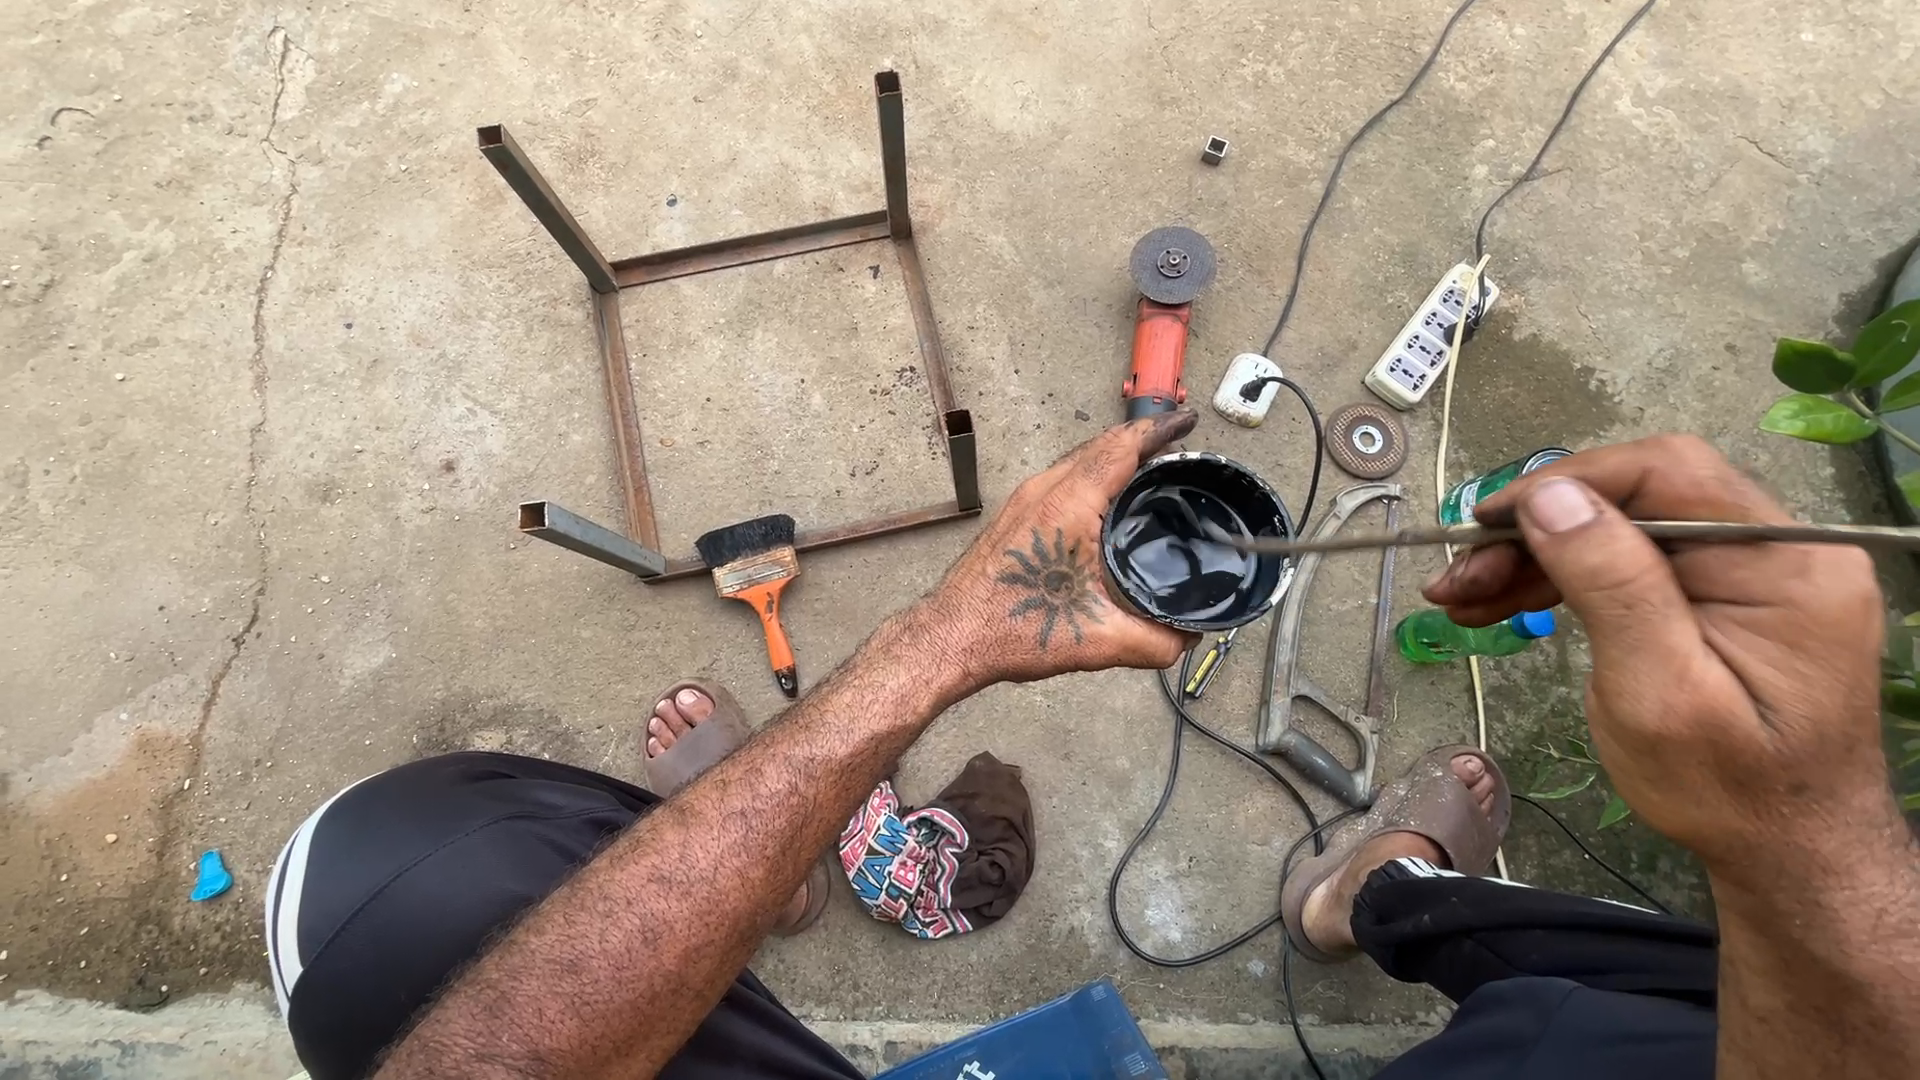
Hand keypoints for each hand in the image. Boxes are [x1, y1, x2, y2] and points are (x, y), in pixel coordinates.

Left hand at [925, 409, 1201, 690]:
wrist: (952, 635)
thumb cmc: (1011, 630)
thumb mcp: (1099, 642)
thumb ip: (1156, 642)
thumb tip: (1189, 638)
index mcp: (1068, 506)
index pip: (1121, 448)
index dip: (1159, 430)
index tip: (1187, 421)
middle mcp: (1043, 492)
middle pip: (1100, 446)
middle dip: (1141, 438)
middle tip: (1177, 443)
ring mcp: (1023, 500)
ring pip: (1076, 459)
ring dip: (1112, 454)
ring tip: (1146, 465)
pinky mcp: (1012, 514)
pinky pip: (1059, 477)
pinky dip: (1089, 473)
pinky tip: (1102, 497)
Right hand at [1421, 435, 1901, 881]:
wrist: (1776, 849)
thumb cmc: (1723, 784)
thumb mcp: (1657, 688)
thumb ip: (1612, 585)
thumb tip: (1548, 498)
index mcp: (1782, 561)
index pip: (1664, 473)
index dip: (1564, 483)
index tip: (1484, 523)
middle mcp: (1768, 549)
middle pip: (1625, 500)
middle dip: (1530, 531)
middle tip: (1458, 576)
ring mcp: (1735, 571)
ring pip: (1604, 530)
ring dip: (1524, 559)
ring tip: (1457, 598)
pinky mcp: (1701, 595)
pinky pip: (1609, 563)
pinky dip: (1544, 579)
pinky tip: (1490, 604)